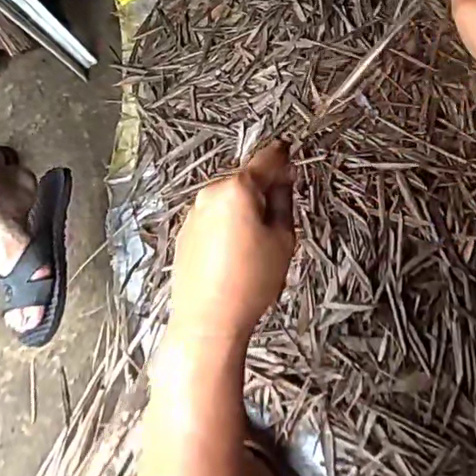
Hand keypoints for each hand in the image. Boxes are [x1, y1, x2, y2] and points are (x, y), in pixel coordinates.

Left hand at [168, 141, 296, 344]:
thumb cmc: (249, 283)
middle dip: (263, 189)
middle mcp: (211, 194)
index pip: (266, 159)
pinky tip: (236, 252)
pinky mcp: (185, 232)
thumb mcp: (283, 238)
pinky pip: (213, 217)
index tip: (290, 154)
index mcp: (237, 189)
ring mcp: (194, 213)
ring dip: (244, 208)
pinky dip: (227, 224)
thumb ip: (284, 200)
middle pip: (245, 180)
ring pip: (228, 199)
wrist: (207, 321)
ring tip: (257, 243)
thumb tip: (284, 180)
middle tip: (280, 214)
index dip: (282, 156)